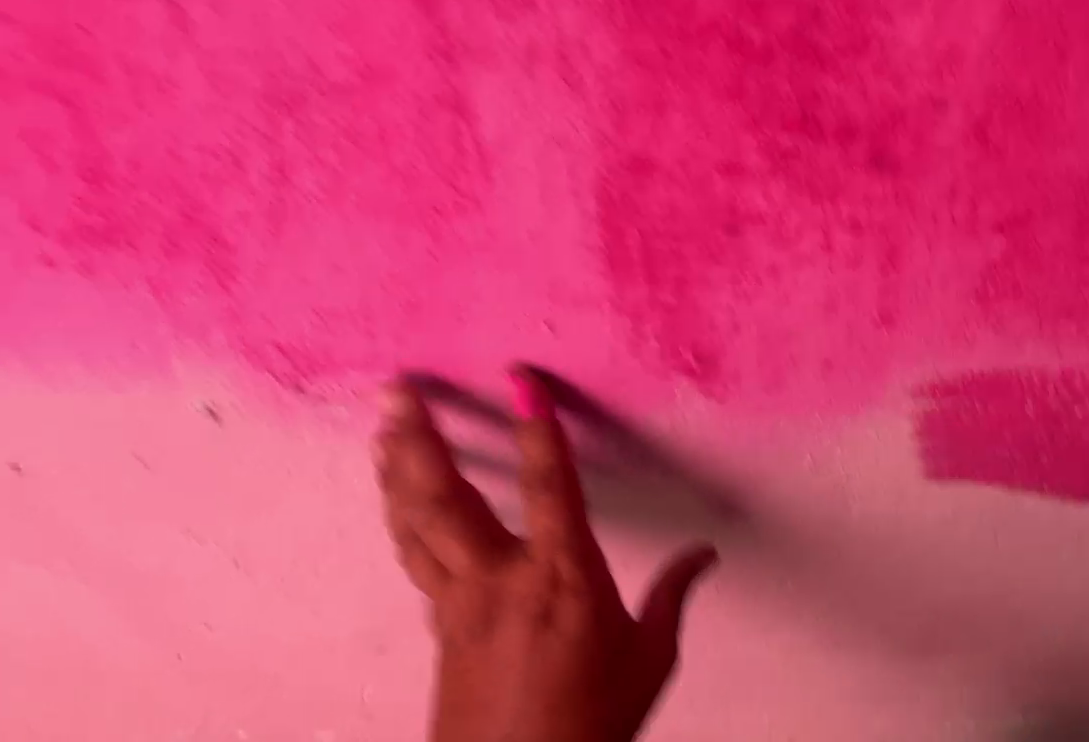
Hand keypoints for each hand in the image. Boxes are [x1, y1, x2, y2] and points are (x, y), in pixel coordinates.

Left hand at [374, 366, 717, 741]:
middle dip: (422, 440)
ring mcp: (459, 606)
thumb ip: (673, 595)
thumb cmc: (591, 724)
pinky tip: (399, 504)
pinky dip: (405, 519)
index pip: (549, 486)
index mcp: (561, 576)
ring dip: (398, 472)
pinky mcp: (441, 629)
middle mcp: (499, 580)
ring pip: (418, 526)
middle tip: (399, 391)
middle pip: (447, 500)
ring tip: (384, 427)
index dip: (538, 429)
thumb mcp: (649, 657)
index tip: (522, 381)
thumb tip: (704, 554)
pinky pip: (417, 559)